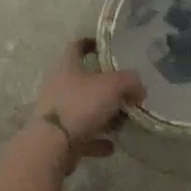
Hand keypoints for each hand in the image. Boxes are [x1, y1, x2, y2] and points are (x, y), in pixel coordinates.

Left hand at [30, 39, 144, 171]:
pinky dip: (97, 140)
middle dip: (105, 86)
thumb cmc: (80, 105)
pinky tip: (111, 146)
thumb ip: (130, 82)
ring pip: (84, 109)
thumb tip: (139, 89)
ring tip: (122, 122)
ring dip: (103, 115)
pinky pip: (82, 135)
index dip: (90, 43)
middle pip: (84, 81)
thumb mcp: (113, 86)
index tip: (104, 47)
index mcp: (68, 66)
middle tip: (125, 92)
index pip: (76, 46)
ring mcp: (57, 113)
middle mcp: (59, 86)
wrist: (51, 146)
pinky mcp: (58, 137)